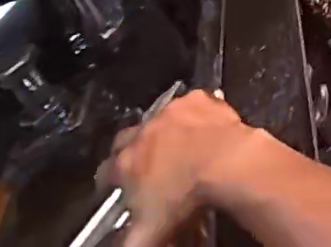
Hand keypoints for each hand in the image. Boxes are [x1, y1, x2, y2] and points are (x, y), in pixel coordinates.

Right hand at [106, 90, 262, 246]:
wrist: (225, 160)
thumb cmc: (184, 197)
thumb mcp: (150, 233)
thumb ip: (128, 243)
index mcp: (127, 162)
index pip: (104, 173)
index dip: (108, 182)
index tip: (115, 189)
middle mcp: (144, 131)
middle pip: (126, 139)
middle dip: (131, 151)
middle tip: (145, 166)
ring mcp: (172, 110)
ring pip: (158, 119)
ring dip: (163, 131)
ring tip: (177, 146)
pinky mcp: (197, 98)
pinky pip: (190, 105)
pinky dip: (193, 115)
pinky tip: (203, 128)